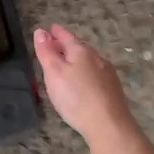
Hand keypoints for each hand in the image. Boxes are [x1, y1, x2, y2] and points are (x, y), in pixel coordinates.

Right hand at [34, 25, 134, 142]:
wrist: (109, 125)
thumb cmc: (76, 98)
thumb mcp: (54, 73)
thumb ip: (46, 52)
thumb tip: (40, 31)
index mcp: (81, 52)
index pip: (66, 37)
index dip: (56, 33)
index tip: (50, 28)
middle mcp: (97, 58)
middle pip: (79, 48)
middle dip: (66, 46)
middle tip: (54, 46)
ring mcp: (107, 74)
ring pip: (88, 61)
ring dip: (76, 60)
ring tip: (66, 64)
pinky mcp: (113, 90)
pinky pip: (95, 74)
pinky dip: (84, 73)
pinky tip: (82, 82)